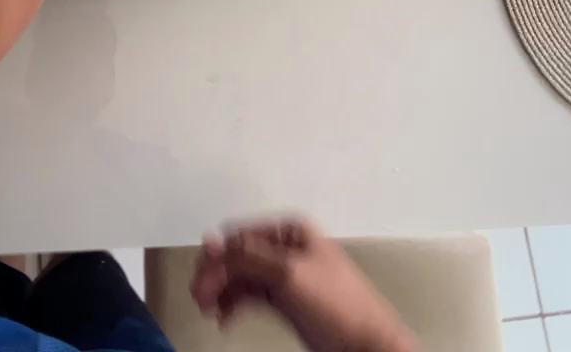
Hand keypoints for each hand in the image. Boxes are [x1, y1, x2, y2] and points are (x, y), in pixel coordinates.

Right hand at [192, 216, 418, 351]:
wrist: (371, 351)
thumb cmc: (335, 306)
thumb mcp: (287, 275)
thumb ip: (246, 257)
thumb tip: (209, 238)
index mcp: (290, 231)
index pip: (239, 236)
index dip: (217, 258)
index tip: (200, 284)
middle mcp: (286, 247)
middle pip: (238, 256)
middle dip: (217, 276)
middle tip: (200, 301)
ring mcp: (287, 275)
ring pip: (242, 276)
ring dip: (223, 291)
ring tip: (210, 312)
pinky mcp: (287, 301)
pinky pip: (252, 295)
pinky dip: (236, 304)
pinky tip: (225, 319)